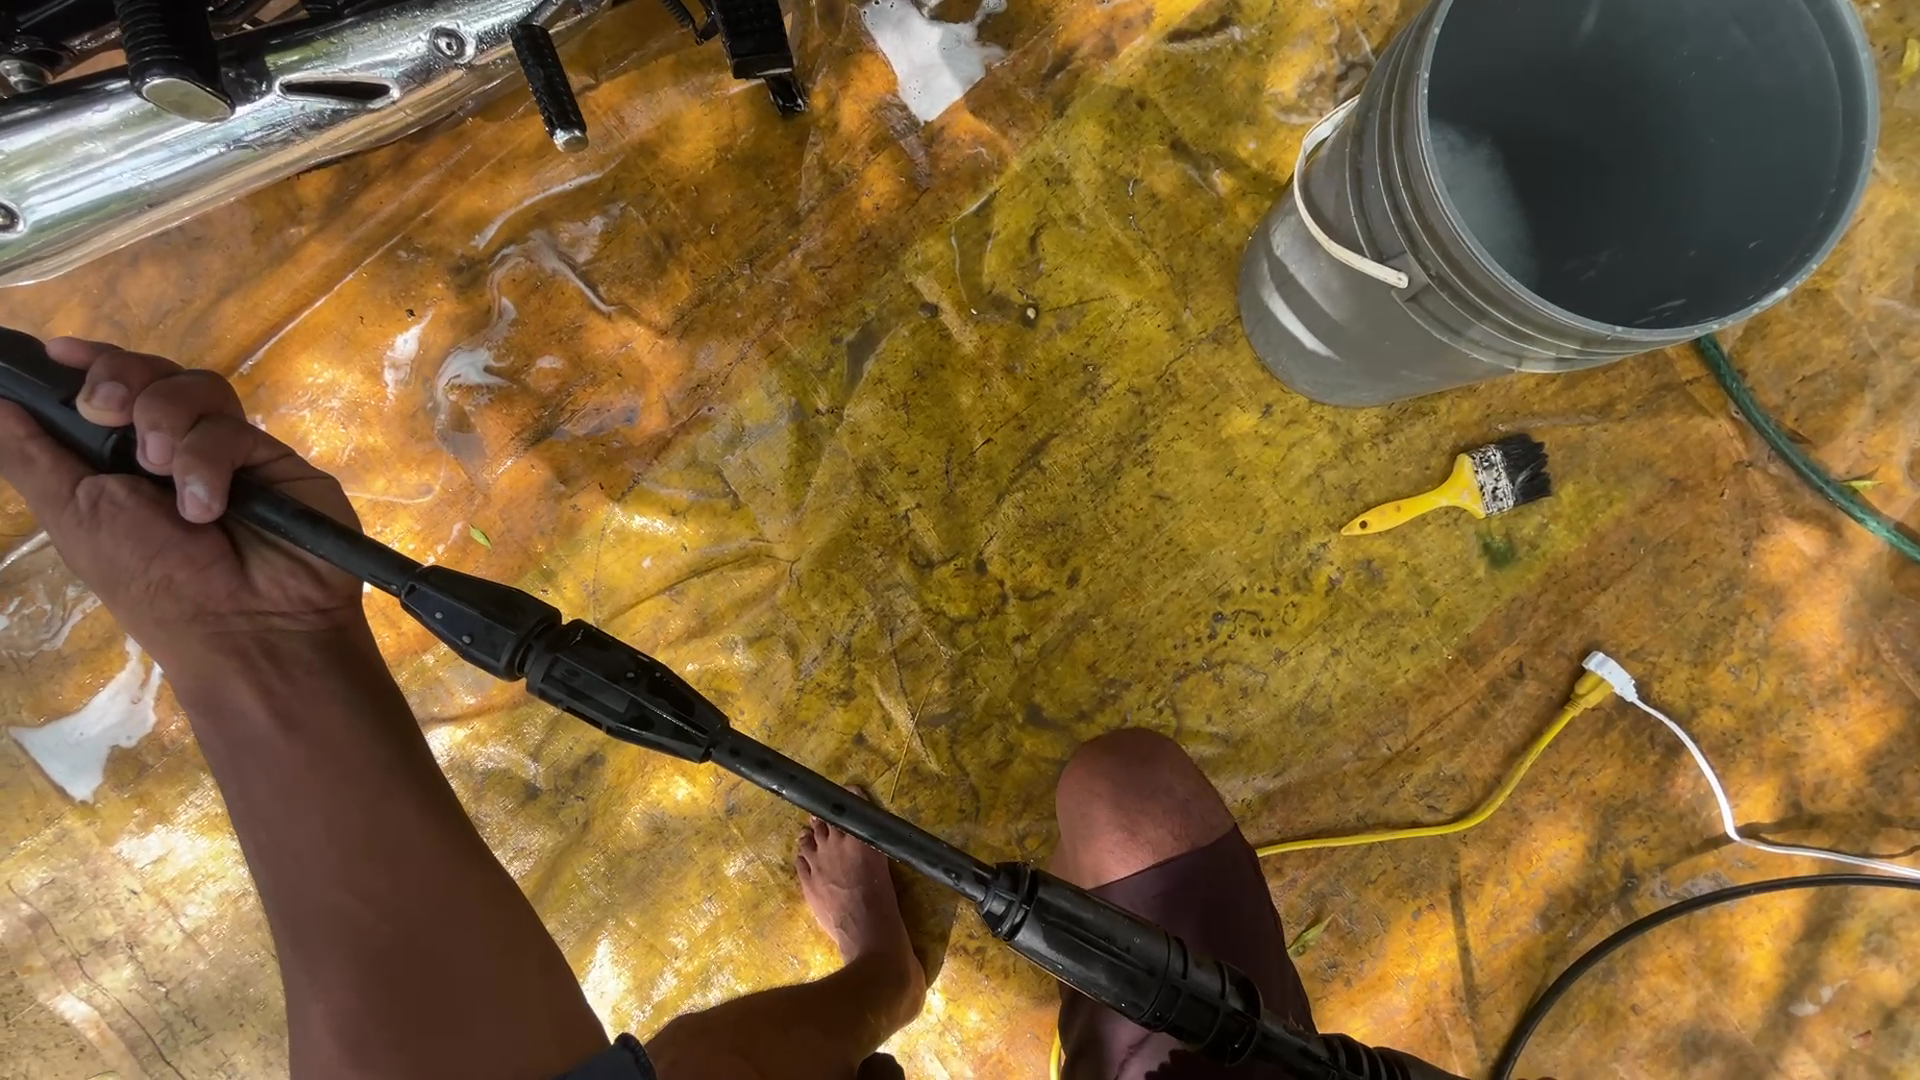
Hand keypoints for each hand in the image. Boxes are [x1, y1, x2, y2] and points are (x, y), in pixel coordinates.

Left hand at [0, 338, 365, 670]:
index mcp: (122, 458)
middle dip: (122, 377)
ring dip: (165, 416)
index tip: (61, 353)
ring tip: (161, 467)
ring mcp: (236, 453)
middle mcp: (181, 448)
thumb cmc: (151, 578)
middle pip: (156, 374)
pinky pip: (236, 430)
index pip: (112, 388)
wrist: (244, 619)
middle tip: (108, 412)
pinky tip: (207, 505)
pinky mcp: (281, 462)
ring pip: (200, 388)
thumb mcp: (73, 514)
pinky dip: (209, 461)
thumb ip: (35, 455)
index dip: (92, 362)